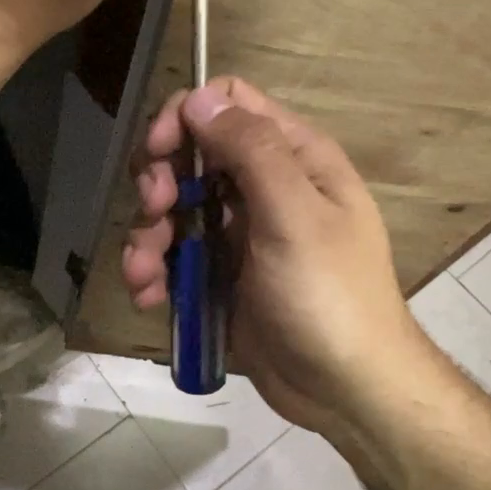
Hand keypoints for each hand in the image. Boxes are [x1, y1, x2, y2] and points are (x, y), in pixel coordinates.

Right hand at [121, 78, 433, 436]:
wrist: (346, 391)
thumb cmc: (329, 296)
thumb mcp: (294, 216)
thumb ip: (251, 151)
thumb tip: (199, 98)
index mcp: (293, 158)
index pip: (228, 103)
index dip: (185, 117)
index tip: (159, 152)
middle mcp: (263, 185)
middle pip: (189, 153)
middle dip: (159, 181)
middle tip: (155, 214)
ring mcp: (239, 231)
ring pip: (173, 207)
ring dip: (147, 236)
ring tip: (144, 276)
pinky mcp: (220, 273)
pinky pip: (173, 255)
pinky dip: (154, 272)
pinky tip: (150, 297)